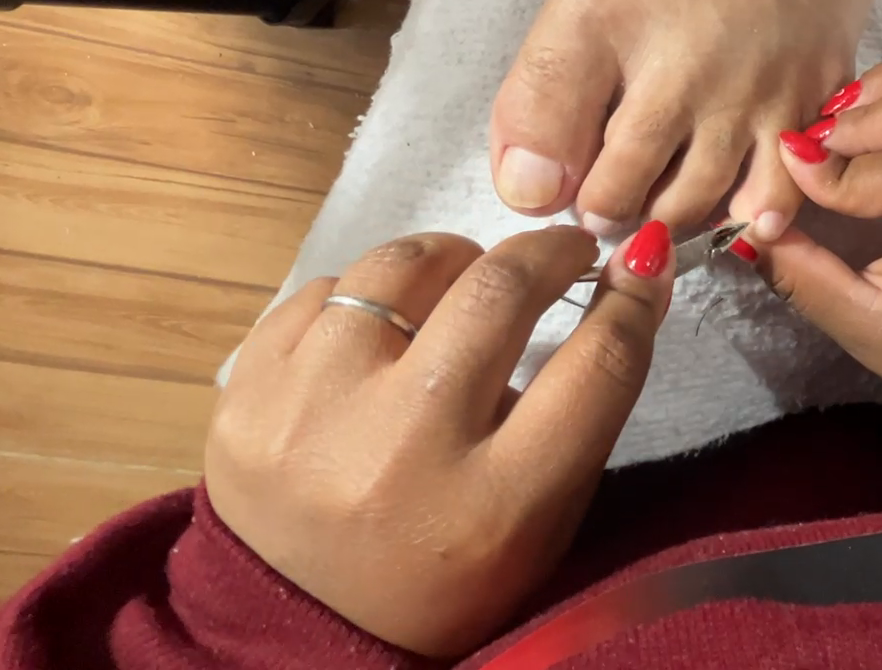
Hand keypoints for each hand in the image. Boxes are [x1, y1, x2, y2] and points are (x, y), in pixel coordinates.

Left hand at [205, 223, 676, 656]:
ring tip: (467, 280)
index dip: (634, 297)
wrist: (295, 641)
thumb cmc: (457, 572)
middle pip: (501, 290)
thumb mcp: (552, 506)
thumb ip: (597, 390)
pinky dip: (376, 291)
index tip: (639, 262)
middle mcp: (402, 451)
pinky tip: (389, 326)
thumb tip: (638, 270)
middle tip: (564, 251)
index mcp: (497, 505)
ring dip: (457, 258)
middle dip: (550, 251)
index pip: (598, 362)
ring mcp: (308, 418)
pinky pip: (327, 289)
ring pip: (405, 266)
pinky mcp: (242, 398)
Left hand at [488, 0, 881, 241]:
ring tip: (678, 209)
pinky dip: (768, 205)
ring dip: (693, 220)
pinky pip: (796, 179)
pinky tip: (755, 207)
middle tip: (622, 205)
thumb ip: (547, 91)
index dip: (575, 204)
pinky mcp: (826, 86)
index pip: (592, 192)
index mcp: (629, 67)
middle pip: (660, 207)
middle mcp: (703, 97)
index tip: (575, 191)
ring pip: (726, 206)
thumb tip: (530, 195)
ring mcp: (773, 97)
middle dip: (629, 217)